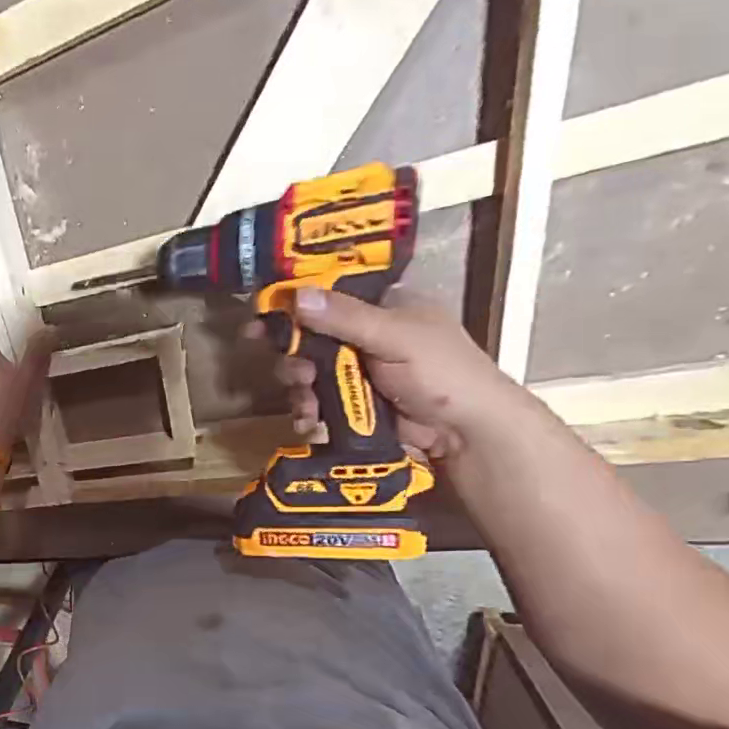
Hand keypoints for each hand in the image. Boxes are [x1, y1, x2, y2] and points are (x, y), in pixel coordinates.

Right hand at [266, 288, 529, 458]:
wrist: (467, 434)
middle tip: (293, 373)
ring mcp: (361, 373)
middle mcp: (367, 336)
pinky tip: (308, 424)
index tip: (261, 317)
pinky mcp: (357, 406)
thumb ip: (347, 318)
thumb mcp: (396, 336)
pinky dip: (310, 414)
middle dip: (295, 357)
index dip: (294, 303)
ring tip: (306, 406)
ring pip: (312, 374)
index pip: (330, 293)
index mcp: (383, 306)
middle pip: (312, 338)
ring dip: (300, 390)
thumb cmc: (442, 373)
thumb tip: (297, 295)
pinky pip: (320, 404)